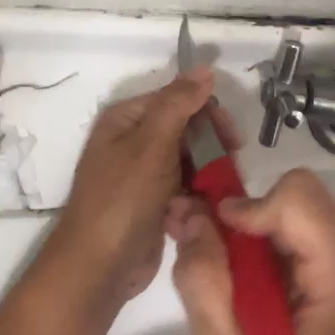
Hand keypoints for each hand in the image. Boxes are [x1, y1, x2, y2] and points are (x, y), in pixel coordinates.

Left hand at [48, 70, 215, 304]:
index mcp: (126, 120)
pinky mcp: (153, 204)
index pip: (176, 100)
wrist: (100, 264)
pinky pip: (184, 190)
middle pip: (186, 131)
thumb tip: (204, 69)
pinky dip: (195, 199)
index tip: (234, 140)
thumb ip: (178, 104)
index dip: (208, 114)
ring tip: (217, 196)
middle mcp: (132, 142)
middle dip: (211, 149)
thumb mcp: (150, 144)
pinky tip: (200, 213)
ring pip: (190, 163)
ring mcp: (142, 175)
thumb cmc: (122, 198)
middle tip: (231, 169)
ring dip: (206, 177)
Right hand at [166, 168, 334, 334]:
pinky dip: (273, 254)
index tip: (217, 237)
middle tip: (202, 254)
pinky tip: (260, 295)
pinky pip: (305, 236)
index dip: (250, 206)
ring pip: (294, 218)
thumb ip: (204, 280)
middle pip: (293, 204)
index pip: (298, 195)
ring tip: (233, 288)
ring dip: (256, 242)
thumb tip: (195, 216)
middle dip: (243, 225)